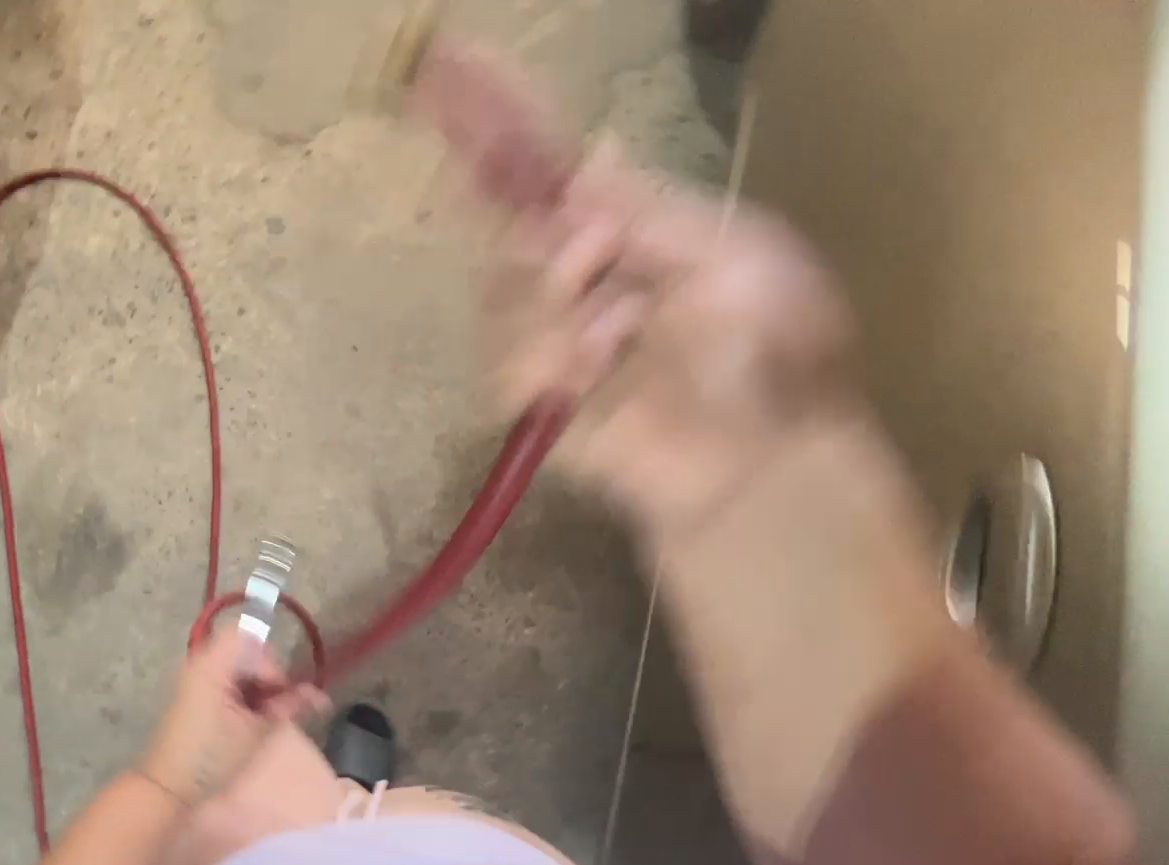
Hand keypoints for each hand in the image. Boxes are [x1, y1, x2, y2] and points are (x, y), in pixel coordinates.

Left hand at [137, 626, 329, 807]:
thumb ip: (287, 706)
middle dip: (267, 677)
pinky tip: (253, 721)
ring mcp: (195, 680)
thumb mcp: (255, 733)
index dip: (269, 660)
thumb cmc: (211, 758)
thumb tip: (316, 694)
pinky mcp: (194, 697)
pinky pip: (225, 684)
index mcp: (211, 665)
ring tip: (269, 718)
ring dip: (257, 689)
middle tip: (280, 707)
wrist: (166, 787)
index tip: (278, 691)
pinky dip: (243, 697)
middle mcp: (200, 664)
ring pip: (237, 670)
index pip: (248, 637)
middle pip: (244, 653)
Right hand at [412, 46, 857, 535]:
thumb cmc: (767, 351)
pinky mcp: (525, 395)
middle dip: (538, 238)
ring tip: (624, 326)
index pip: (539, 162)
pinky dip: (556, 359)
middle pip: (499, 227)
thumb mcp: (733, 253)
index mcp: (616, 228)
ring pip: (497, 290)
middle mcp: (564, 275)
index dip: (494, 114)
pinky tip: (601, 372)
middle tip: (597, 259)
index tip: (447, 61)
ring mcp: (538, 337)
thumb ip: (648, 211)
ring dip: (559, 303)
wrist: (757, 454)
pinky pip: (505, 360)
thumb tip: (582, 158)